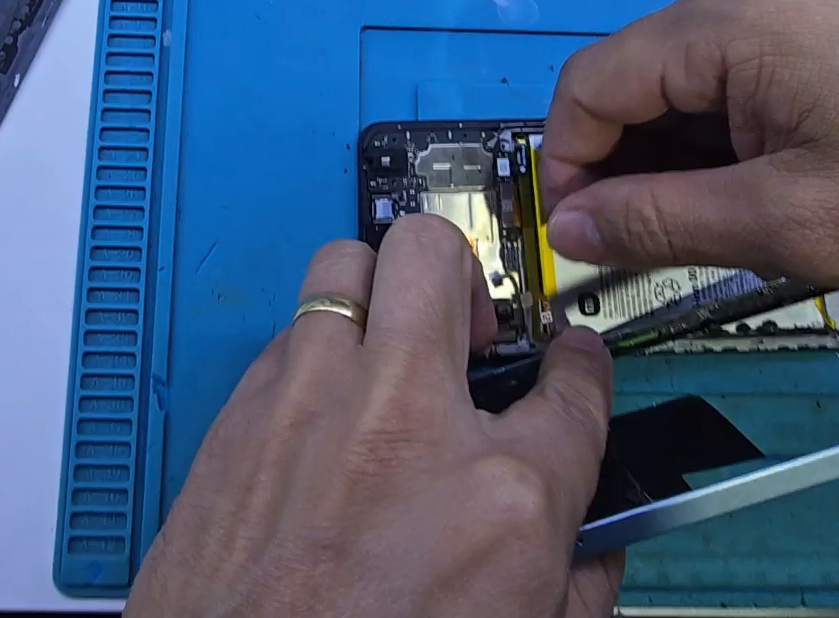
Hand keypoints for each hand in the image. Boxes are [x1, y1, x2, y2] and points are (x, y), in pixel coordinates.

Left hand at [126, 215, 623, 617]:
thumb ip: (572, 583)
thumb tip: (593, 540)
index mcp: (501, 493)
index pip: (571, 387)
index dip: (580, 366)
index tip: (571, 359)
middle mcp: (404, 413)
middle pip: (436, 256)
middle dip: (459, 269)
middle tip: (460, 324)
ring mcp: (313, 396)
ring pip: (346, 264)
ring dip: (376, 288)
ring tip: (384, 339)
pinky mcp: (245, 406)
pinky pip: (291, 332)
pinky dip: (320, 350)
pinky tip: (324, 405)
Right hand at [540, 0, 838, 304]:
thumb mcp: (794, 225)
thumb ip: (657, 225)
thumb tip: (565, 232)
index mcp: (726, 20)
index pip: (590, 87)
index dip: (567, 167)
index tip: (579, 239)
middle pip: (634, 82)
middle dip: (624, 167)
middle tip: (649, 245)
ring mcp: (793, 0)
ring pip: (683, 85)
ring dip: (676, 158)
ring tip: (716, 223)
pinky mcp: (829, 21)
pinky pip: (735, 78)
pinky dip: (722, 138)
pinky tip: (760, 185)